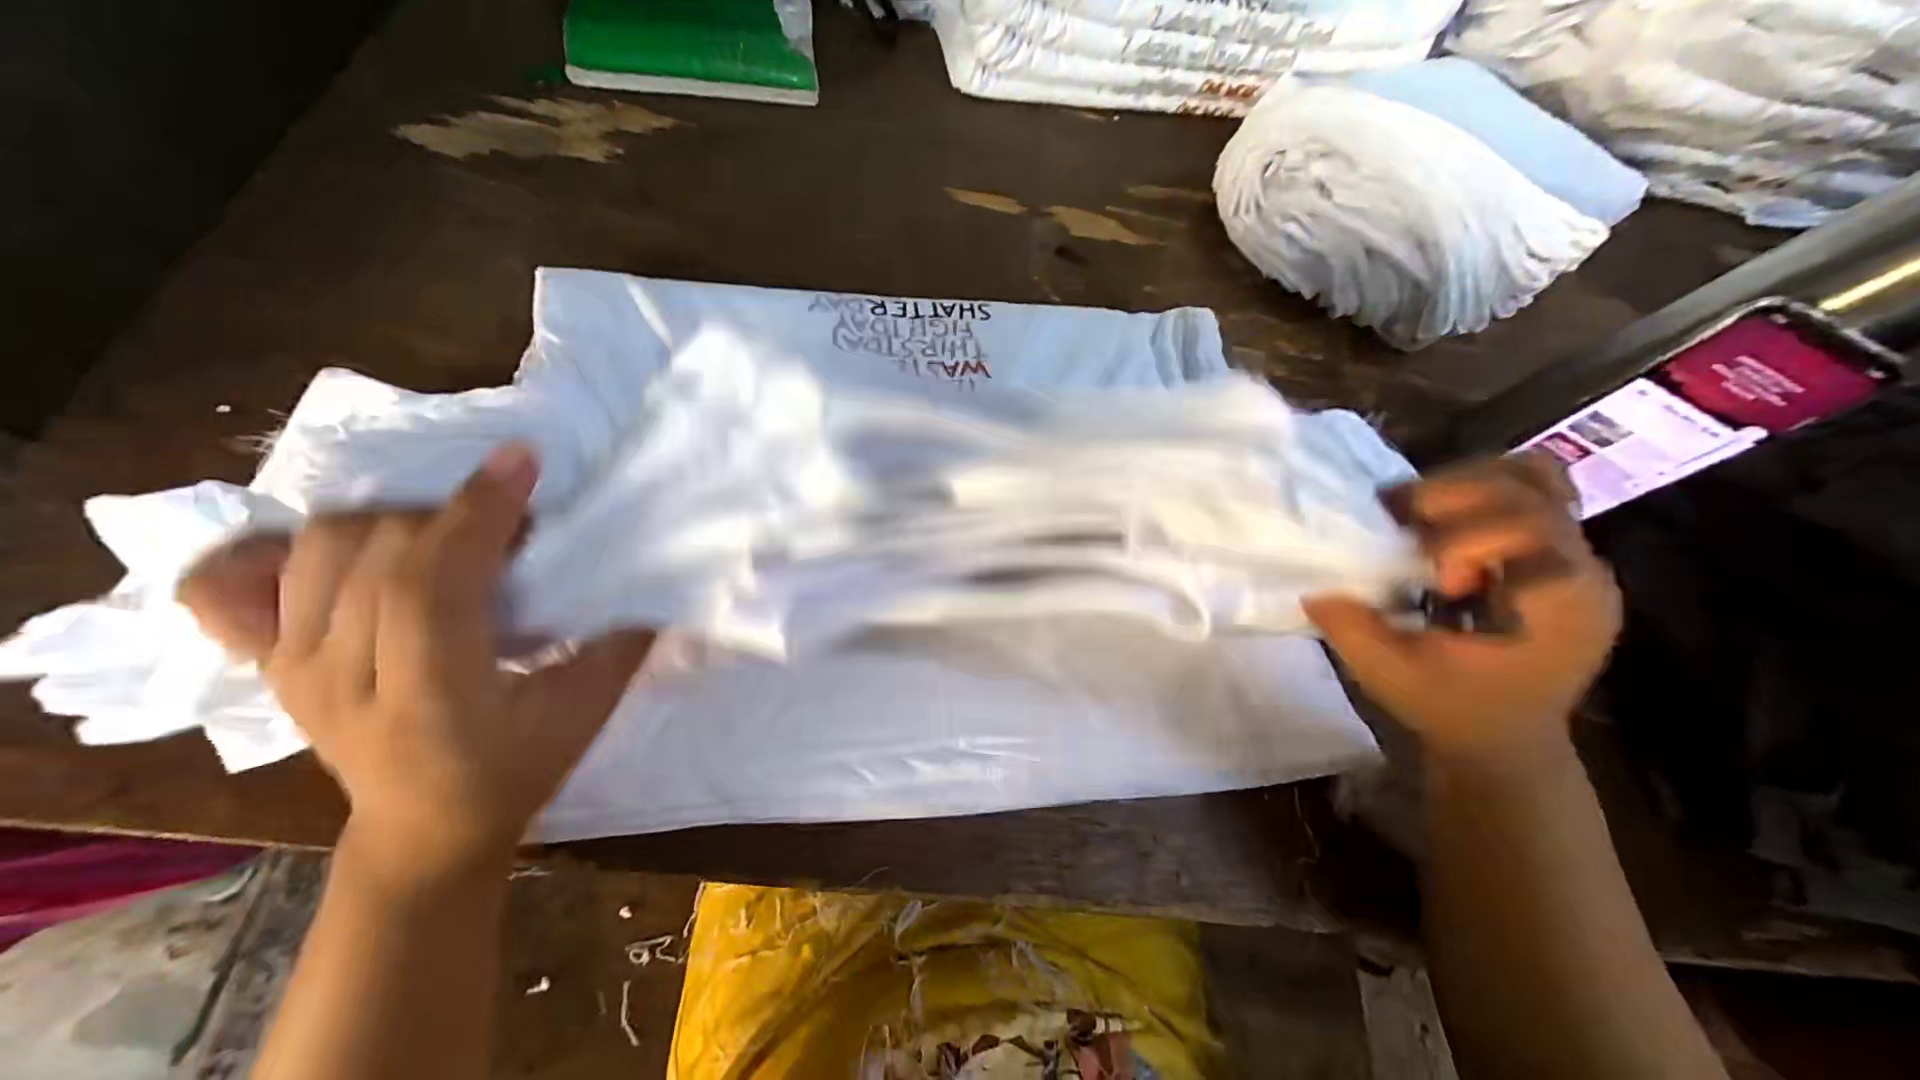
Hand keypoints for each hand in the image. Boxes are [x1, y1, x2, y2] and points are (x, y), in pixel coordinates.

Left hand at [178, 444, 654, 868]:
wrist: (426, 829)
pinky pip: (230, 587)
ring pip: (320, 548)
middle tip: (512, 523)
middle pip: (377, 551)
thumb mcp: (584, 713)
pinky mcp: (268, 663)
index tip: (520, 462)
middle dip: (454, 512)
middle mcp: (342, 677)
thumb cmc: (516, 770)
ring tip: (448, 534)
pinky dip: (270, 549)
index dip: (477, 512)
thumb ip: (617, 643)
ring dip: (396, 519)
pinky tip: (337, 548)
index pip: (431, 581)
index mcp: (428, 697)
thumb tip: (645, 576)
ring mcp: (292, 669)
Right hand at [1303, 454, 1620, 762]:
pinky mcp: (1548, 552)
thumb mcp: (1392, 676)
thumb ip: (1352, 627)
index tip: (1434, 583)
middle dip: (1452, 497)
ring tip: (1417, 518)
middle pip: (1527, 488)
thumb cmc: (1454, 710)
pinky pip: (1524, 494)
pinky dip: (1475, 495)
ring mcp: (1571, 556)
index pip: (1529, 526)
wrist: (1501, 741)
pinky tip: (1437, 527)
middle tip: (1401, 524)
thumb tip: (1314, 582)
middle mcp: (1582, 570)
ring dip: (1462, 487)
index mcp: (1561, 604)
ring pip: (1530, 477)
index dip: (1466, 539)